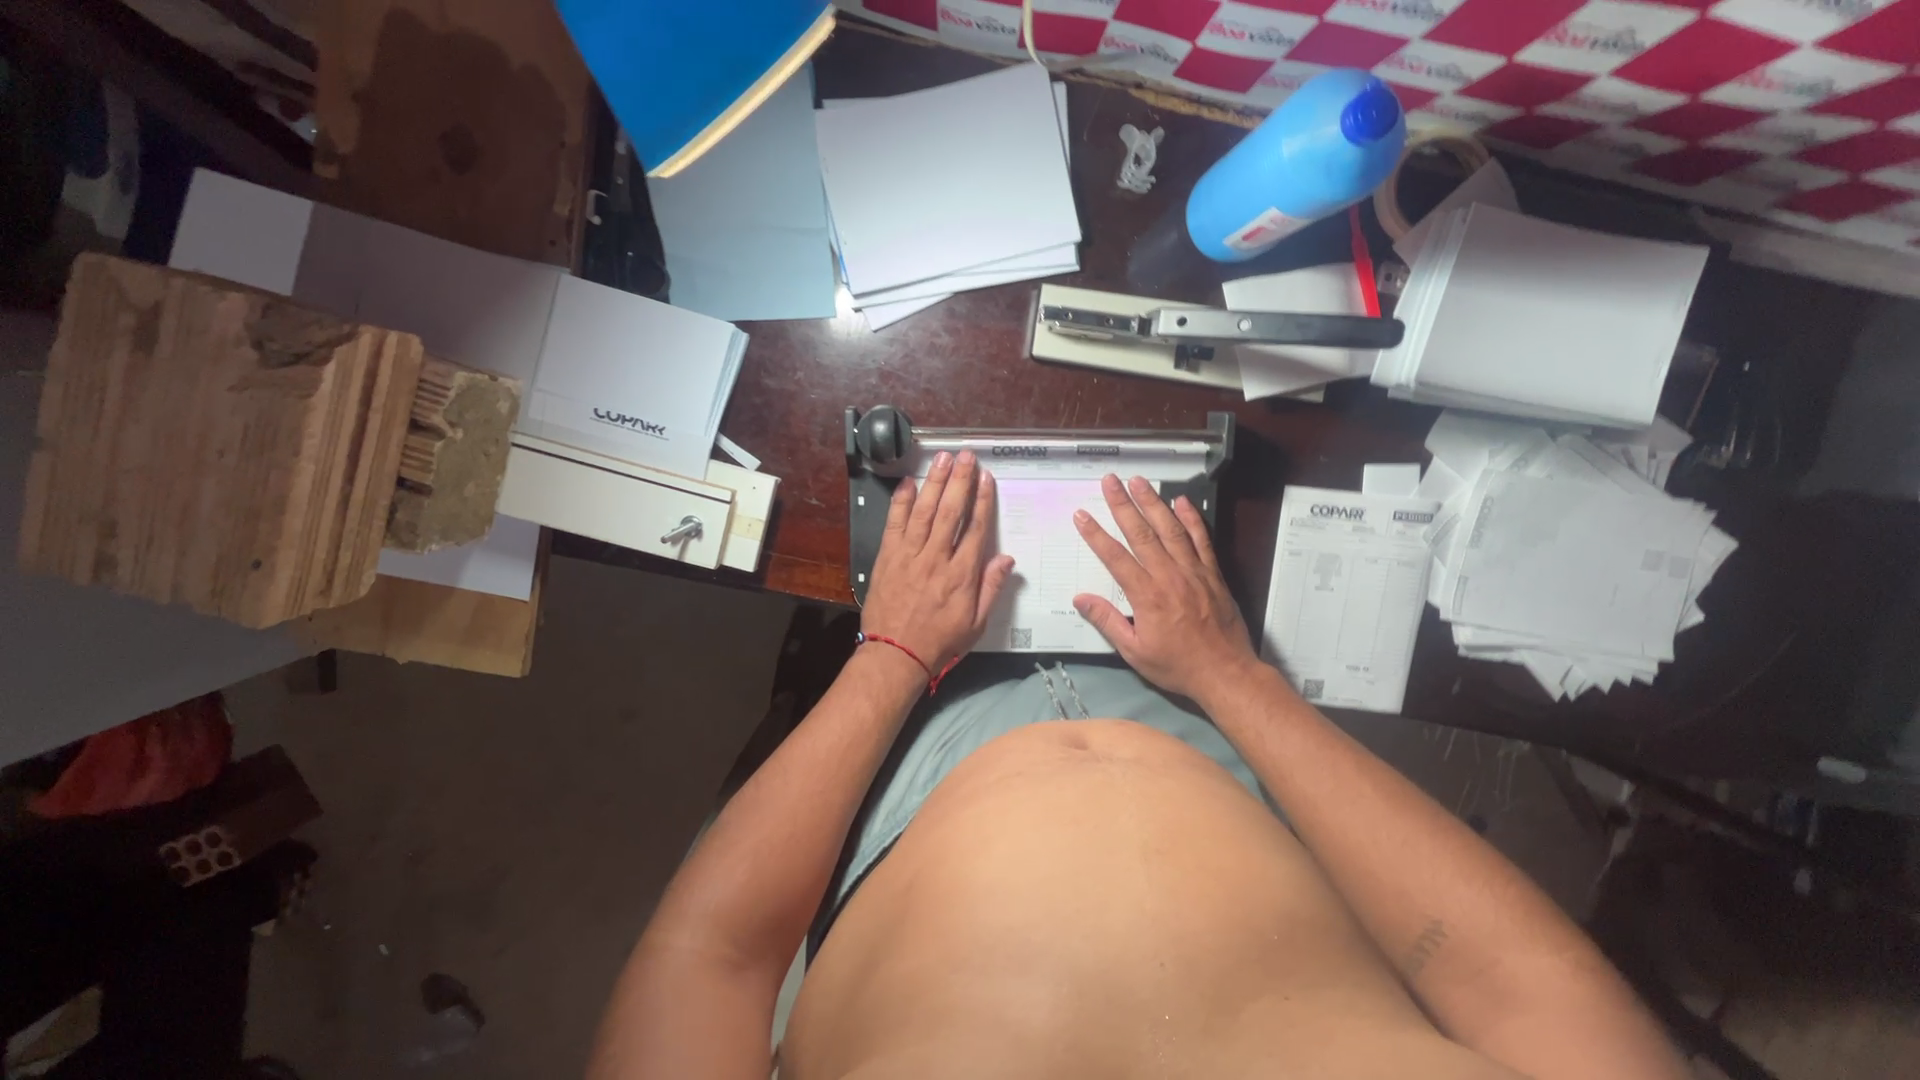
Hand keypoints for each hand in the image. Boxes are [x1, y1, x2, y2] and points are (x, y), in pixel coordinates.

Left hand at [861, 451, 1015, 680]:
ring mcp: (909, 555)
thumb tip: (1007, 559)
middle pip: (950, 511)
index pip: (975, 528)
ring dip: (934, 482)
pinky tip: (908, 483)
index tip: (986, 478)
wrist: (895, 654)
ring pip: (924, 510)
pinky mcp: (887, 557)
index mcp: (961, 575)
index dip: (982, 500)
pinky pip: (894, 523)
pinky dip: (901, 501)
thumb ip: (991, 588)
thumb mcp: (976, 623)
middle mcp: (936, 558)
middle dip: (960, 480)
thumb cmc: (940, 641)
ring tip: (943, 459)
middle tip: (966, 456)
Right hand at [1072, 474, 1261, 703]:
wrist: (1226, 673)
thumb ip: (1107, 621)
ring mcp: (1194, 571)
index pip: (1115, 557)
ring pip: (1170, 529)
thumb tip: (1081, 599)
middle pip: (1142, 533)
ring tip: (1139, 482)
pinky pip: (1201, 540)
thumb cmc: (1177, 666)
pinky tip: (1181, 501)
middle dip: (1123, 505)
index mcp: (1147, 595)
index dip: (1096, 534)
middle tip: (1110, 481)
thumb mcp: (1134, 651)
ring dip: (1153, 503)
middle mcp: (1170, 576)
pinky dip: (1192, 518)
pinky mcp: (1213, 573)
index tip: (1082, 515)